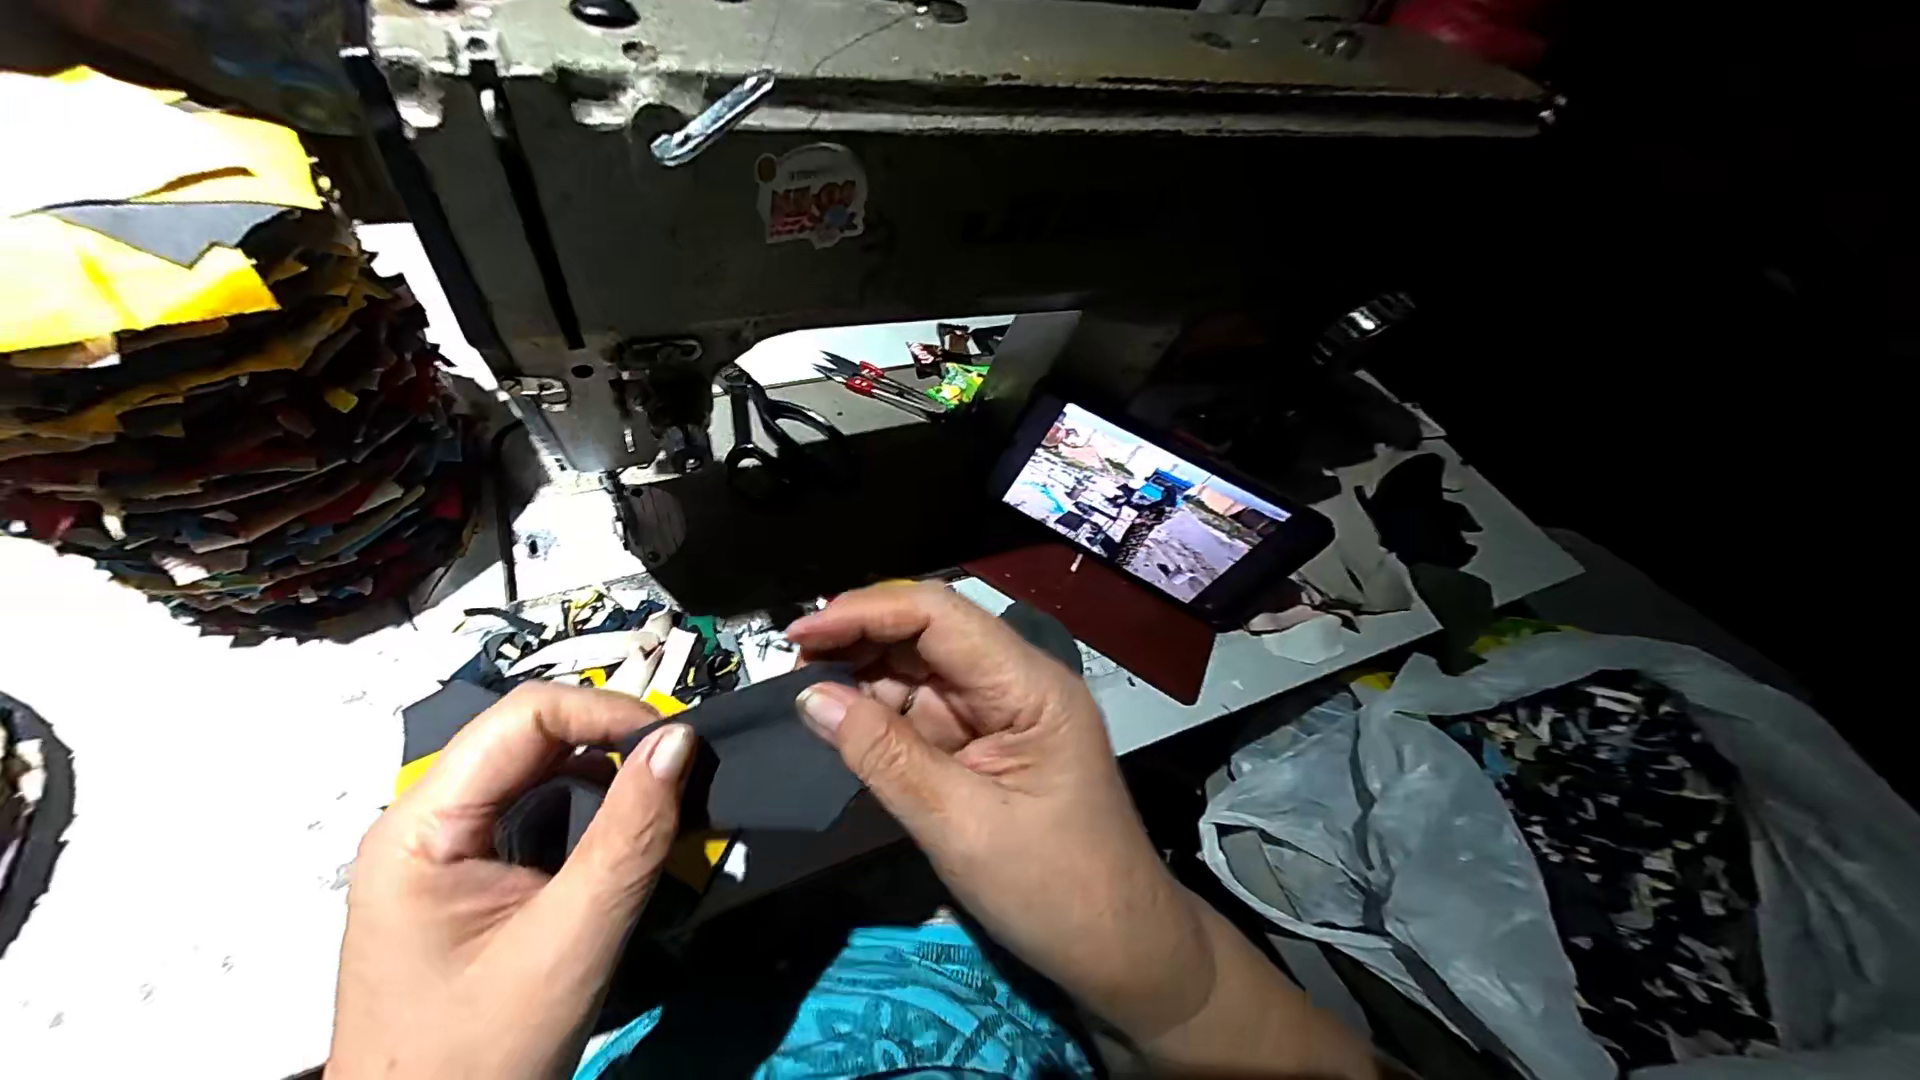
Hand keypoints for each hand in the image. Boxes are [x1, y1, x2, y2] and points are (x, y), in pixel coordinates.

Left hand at [329, 683, 693, 1079]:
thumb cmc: (482, 1054)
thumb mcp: (572, 940)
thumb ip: (631, 835)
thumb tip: (681, 740)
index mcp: (422, 826)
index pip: (525, 716)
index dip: (606, 713)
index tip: (673, 745)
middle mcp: (426, 817)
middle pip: (530, 731)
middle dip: (611, 735)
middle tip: (675, 766)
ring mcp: (446, 839)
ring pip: (539, 759)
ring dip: (607, 763)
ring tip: (659, 790)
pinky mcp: (471, 861)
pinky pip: (539, 796)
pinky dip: (594, 793)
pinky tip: (624, 821)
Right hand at [788, 585, 1378, 1078]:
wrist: (1118, 950)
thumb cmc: (1055, 891)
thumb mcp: (960, 826)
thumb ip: (883, 756)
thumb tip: (809, 697)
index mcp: (1029, 685)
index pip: (941, 615)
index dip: (867, 611)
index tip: (801, 633)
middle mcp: (1015, 681)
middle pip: (929, 632)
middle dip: (859, 638)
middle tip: (791, 662)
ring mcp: (1000, 709)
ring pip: (920, 668)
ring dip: (863, 673)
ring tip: (804, 690)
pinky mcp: (985, 738)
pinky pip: (924, 708)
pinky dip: (880, 711)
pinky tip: (843, 718)